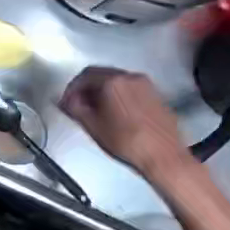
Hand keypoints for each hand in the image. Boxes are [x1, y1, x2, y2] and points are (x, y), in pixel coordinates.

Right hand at [58, 67, 193, 177]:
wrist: (164, 155)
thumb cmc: (126, 141)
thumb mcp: (94, 127)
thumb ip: (75, 109)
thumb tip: (65, 101)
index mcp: (112, 81)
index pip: (84, 76)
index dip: (72, 89)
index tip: (66, 102)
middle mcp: (129, 76)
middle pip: (101, 74)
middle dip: (87, 88)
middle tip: (78, 105)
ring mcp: (145, 83)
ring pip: (116, 80)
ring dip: (102, 91)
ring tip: (96, 110)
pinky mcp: (156, 93)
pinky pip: (130, 87)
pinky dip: (118, 95)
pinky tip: (116, 112)